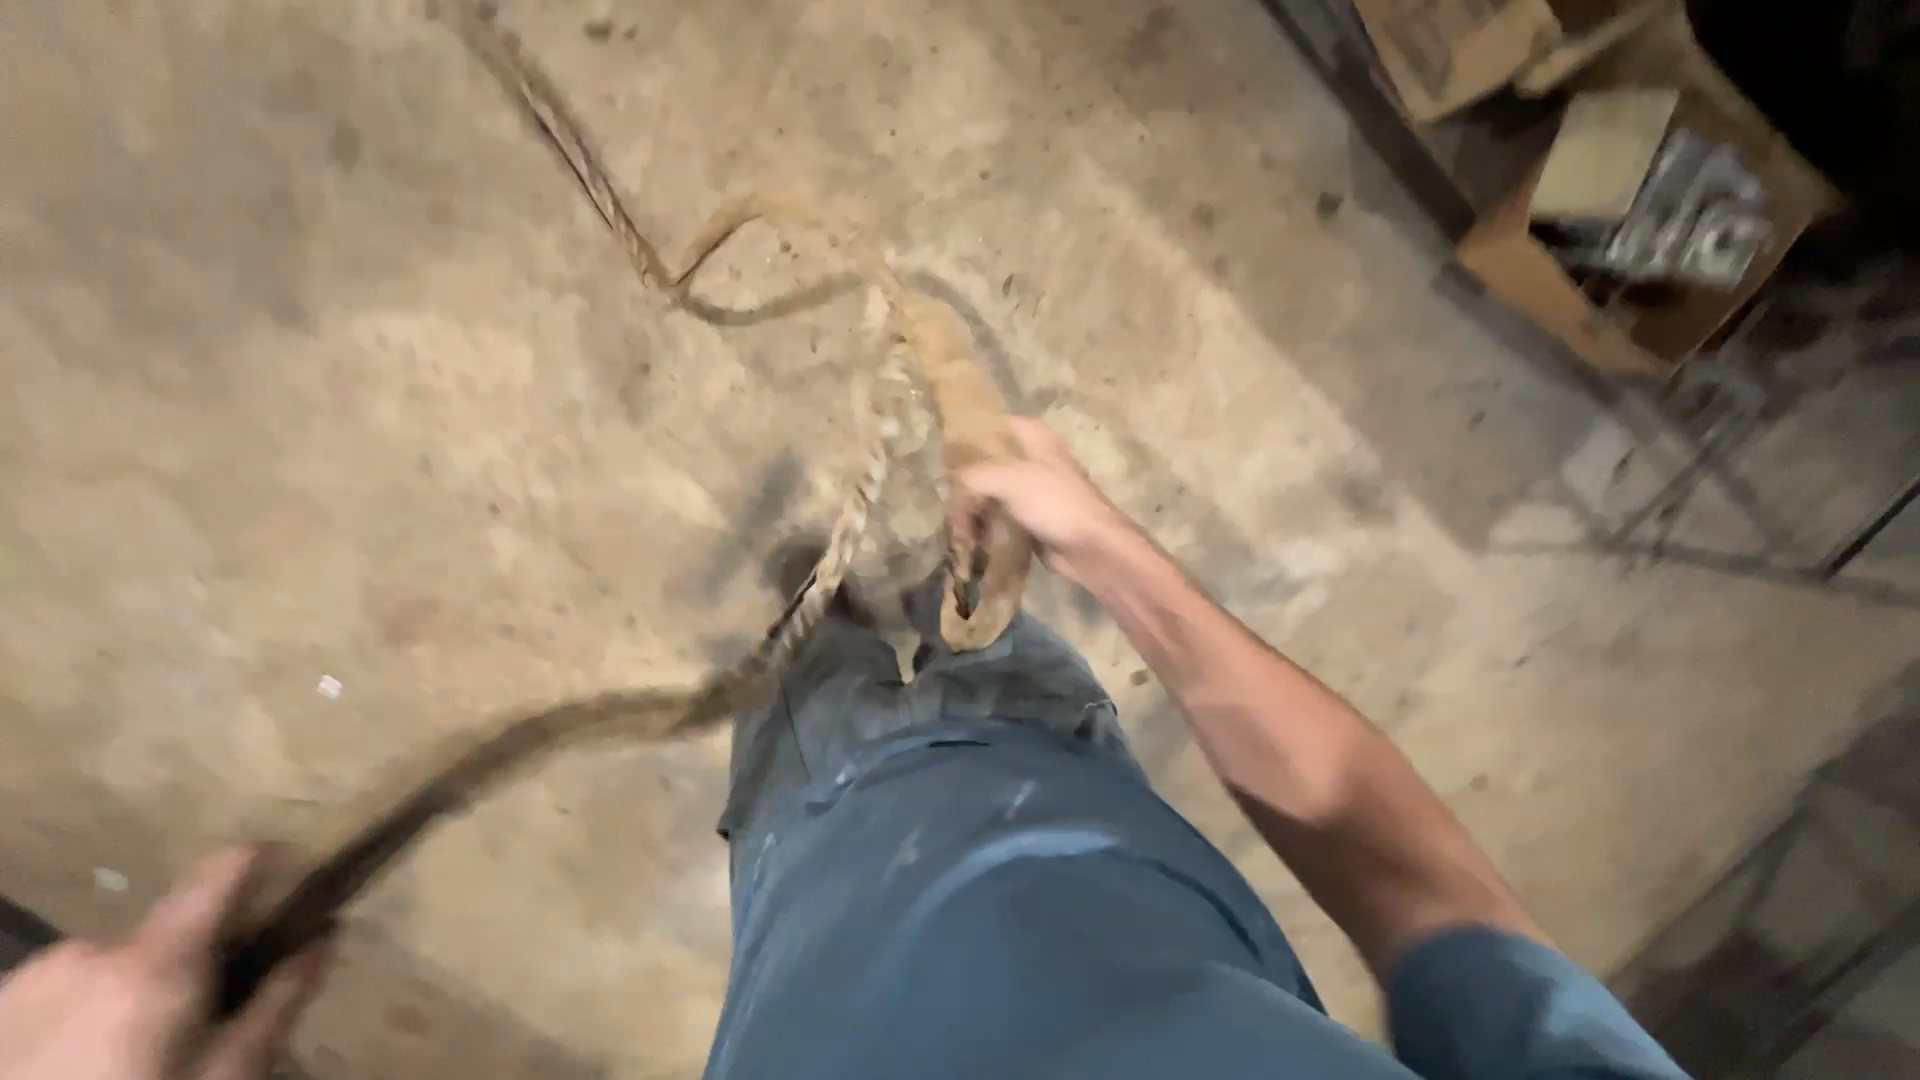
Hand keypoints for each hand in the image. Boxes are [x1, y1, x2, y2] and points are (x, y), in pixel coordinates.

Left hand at [0, 847, 329, 1079]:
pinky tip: (88, 1058)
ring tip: (143, 1047)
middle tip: (211, 1014)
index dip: (273, 858)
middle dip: (204, 957)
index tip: (301, 873)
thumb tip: (330, 932)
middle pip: (177, 926)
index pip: (227, 866)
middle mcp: (90, 950)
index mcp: (156, 959)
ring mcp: (29, 978)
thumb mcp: (228, 1072)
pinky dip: (94, 1005)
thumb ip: (282, 996)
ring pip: (123, 957)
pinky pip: (71, 983)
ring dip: (146, 983)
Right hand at [953, 419, 1135, 585]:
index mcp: (1032, 435)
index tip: (945, 464)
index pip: (988, 426)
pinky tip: (975, 543)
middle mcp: (1032, 457)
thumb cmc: (1055, 503)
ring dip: (973, 513)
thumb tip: (954, 497)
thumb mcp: (1008, 479)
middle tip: (953, 511)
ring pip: (989, 494)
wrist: (1092, 547)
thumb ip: (972, 478)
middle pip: (984, 464)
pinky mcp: (1032, 517)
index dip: (965, 442)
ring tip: (962, 534)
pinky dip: (985, 529)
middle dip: (965, 488)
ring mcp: (1032, 489)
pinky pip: (999, 518)